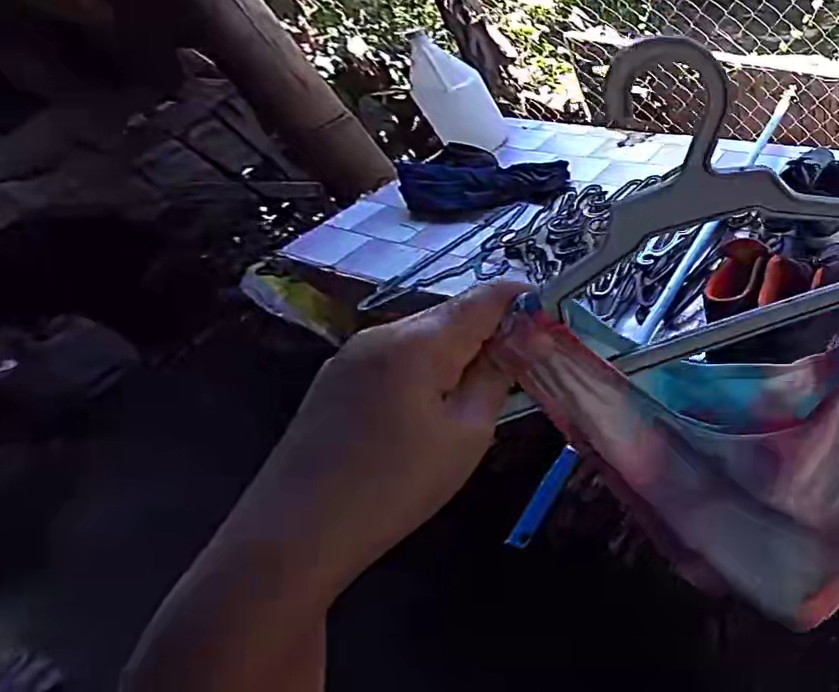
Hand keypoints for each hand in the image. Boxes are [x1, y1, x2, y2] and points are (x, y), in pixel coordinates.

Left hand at [214, 280, 527, 593]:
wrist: (286, 541)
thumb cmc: (392, 487)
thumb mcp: (466, 434)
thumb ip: (498, 375)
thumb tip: (529, 338)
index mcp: (420, 340)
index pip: (488, 297)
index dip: (526, 303)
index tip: (552, 328)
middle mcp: (384, 332)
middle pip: (456, 313)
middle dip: (495, 331)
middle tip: (521, 369)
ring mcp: (354, 353)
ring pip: (426, 334)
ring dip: (461, 350)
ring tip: (477, 393)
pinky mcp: (336, 378)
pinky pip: (398, 355)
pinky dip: (427, 366)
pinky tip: (428, 408)